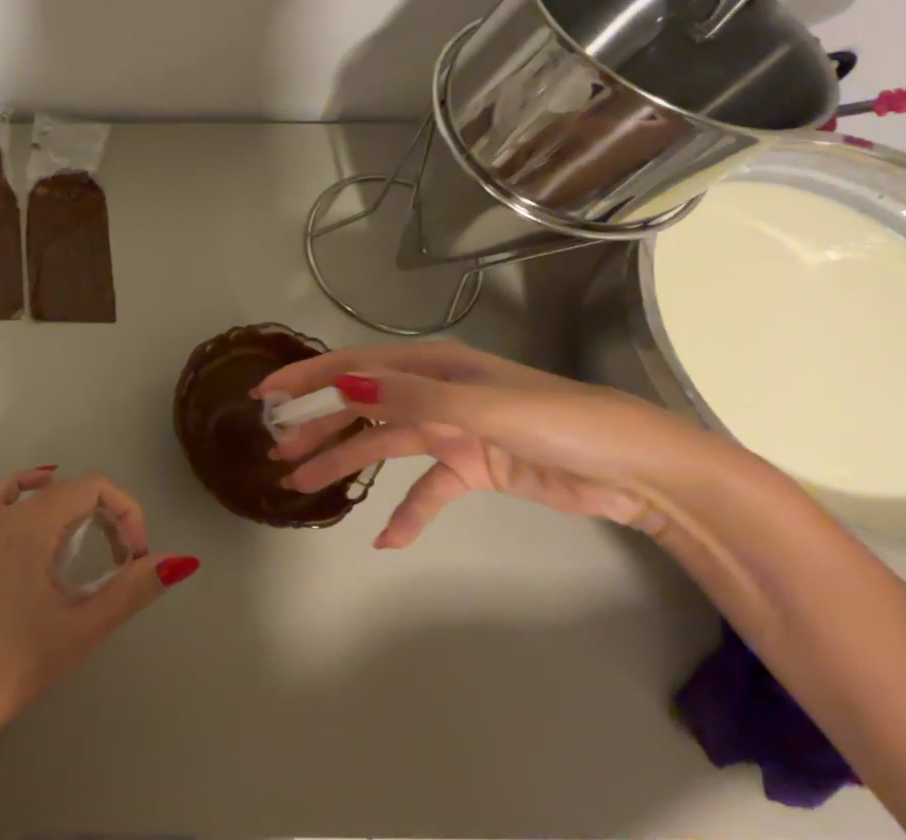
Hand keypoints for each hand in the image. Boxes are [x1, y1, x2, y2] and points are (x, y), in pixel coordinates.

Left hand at [0, 468, 198, 725]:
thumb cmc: (24, 659)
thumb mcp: (86, 625)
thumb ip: (133, 589)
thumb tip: (181, 561)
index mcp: (33, 527)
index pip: (93, 487)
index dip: (127, 513)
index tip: (136, 560)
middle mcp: (11, 518)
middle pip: (72, 488)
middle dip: (110, 516)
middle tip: (127, 566)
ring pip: (47, 495)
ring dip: (82, 511)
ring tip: (103, 550)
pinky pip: (10, 500)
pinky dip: (34, 493)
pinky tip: (52, 506)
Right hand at [255, 341, 735, 548]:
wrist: (642, 471)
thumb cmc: (562, 424)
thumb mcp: (483, 407)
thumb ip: (411, 399)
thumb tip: (343, 388)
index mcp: (434, 367)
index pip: (354, 367)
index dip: (305, 378)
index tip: (263, 396)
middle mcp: (435, 392)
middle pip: (361, 408)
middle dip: (317, 428)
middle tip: (276, 454)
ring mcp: (453, 430)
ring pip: (383, 447)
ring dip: (345, 466)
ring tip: (303, 487)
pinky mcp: (472, 467)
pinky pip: (425, 489)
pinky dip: (404, 512)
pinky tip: (384, 538)